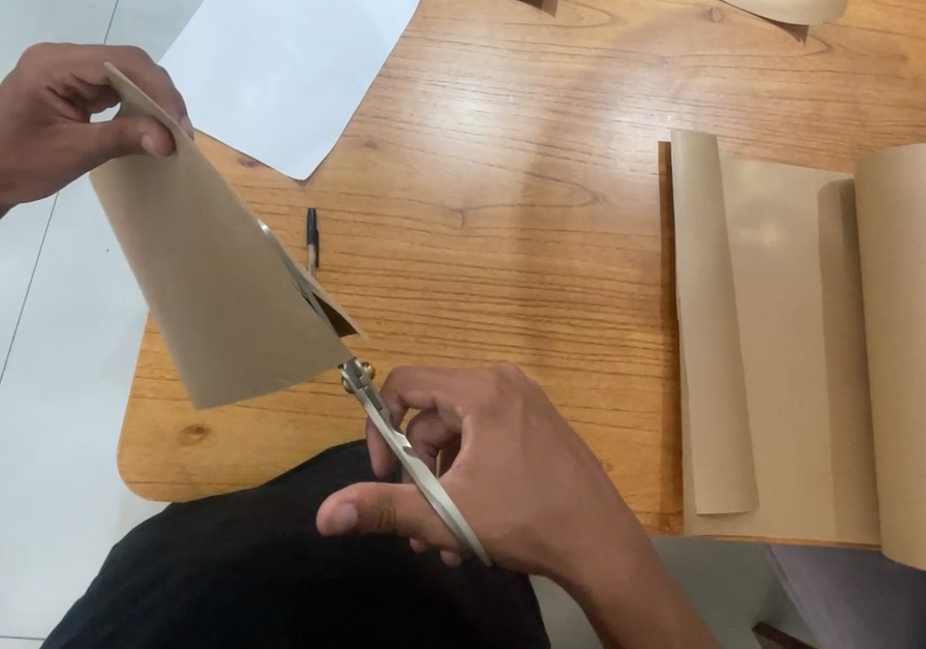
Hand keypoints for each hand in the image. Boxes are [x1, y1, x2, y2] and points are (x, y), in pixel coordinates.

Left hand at [0, 43, 188, 223]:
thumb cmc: (14, 166)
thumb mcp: (72, 152)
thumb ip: (123, 138)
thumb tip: (170, 138)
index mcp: (52, 64)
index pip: (121, 62)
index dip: (157, 88)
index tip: (179, 122)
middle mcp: (59, 58)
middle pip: (127, 63)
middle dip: (158, 94)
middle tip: (181, 129)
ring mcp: (64, 72)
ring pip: (124, 74)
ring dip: (150, 99)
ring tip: (171, 128)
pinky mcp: (69, 88)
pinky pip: (112, 88)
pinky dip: (135, 105)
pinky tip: (150, 124)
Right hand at [314, 363, 654, 588]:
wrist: (602, 543)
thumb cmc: (525, 519)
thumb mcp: (447, 514)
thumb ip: (383, 509)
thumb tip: (324, 514)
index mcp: (479, 390)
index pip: (405, 383)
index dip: (381, 425)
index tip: (386, 474)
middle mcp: (501, 382)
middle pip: (432, 414)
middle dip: (418, 472)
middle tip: (420, 522)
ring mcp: (524, 401)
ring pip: (460, 434)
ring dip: (444, 484)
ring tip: (447, 539)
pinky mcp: (538, 423)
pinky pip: (487, 438)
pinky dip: (471, 476)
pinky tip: (474, 527)